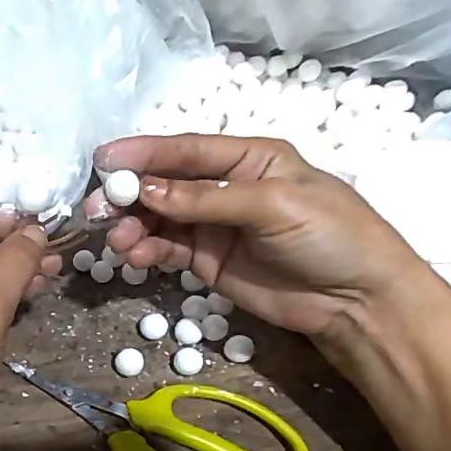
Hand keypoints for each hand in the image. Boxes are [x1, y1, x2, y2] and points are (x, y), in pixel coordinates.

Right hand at [89, 135, 435, 336]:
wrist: (355, 301)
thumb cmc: (330, 236)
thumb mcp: (274, 206)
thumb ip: (207, 198)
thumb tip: (146, 192)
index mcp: (247, 158)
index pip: (186, 150)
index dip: (144, 153)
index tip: (103, 160)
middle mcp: (224, 186)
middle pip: (164, 184)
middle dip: (128, 194)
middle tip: (95, 209)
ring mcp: (212, 225)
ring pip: (159, 218)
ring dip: (132, 226)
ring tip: (115, 241)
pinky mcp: (206, 260)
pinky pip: (166, 249)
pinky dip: (146, 251)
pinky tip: (134, 257)